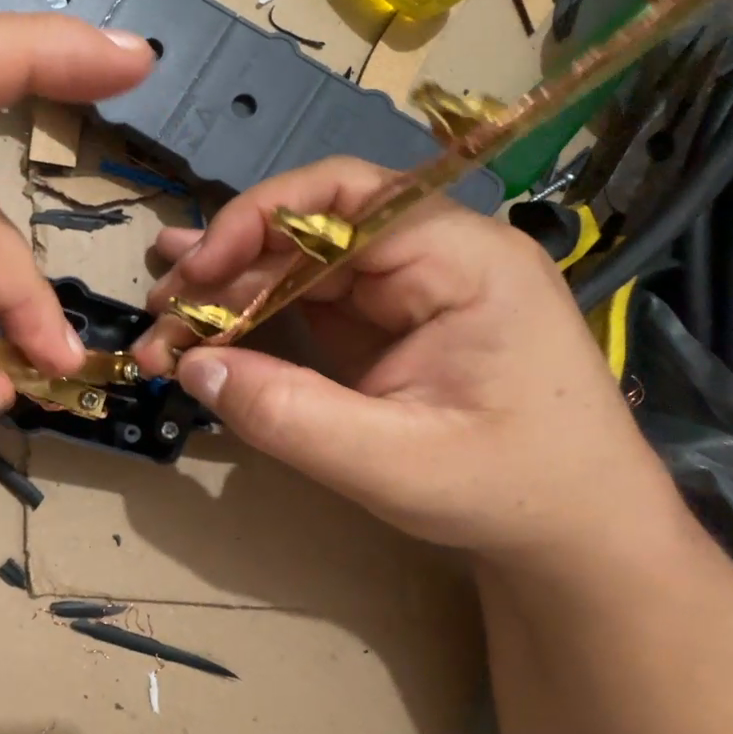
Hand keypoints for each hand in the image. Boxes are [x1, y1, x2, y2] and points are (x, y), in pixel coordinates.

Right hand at [130, 157, 679, 560]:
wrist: (573, 536)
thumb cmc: (507, 492)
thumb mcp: (391, 464)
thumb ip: (287, 414)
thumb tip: (193, 368)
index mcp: (459, 263)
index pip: (346, 197)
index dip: (257, 221)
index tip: (197, 272)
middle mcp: (428, 258)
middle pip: (303, 231)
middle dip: (221, 270)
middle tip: (159, 318)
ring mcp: (400, 290)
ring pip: (291, 264)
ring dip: (221, 290)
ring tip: (160, 314)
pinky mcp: (378, 323)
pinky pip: (298, 298)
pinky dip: (243, 311)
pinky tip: (194, 313)